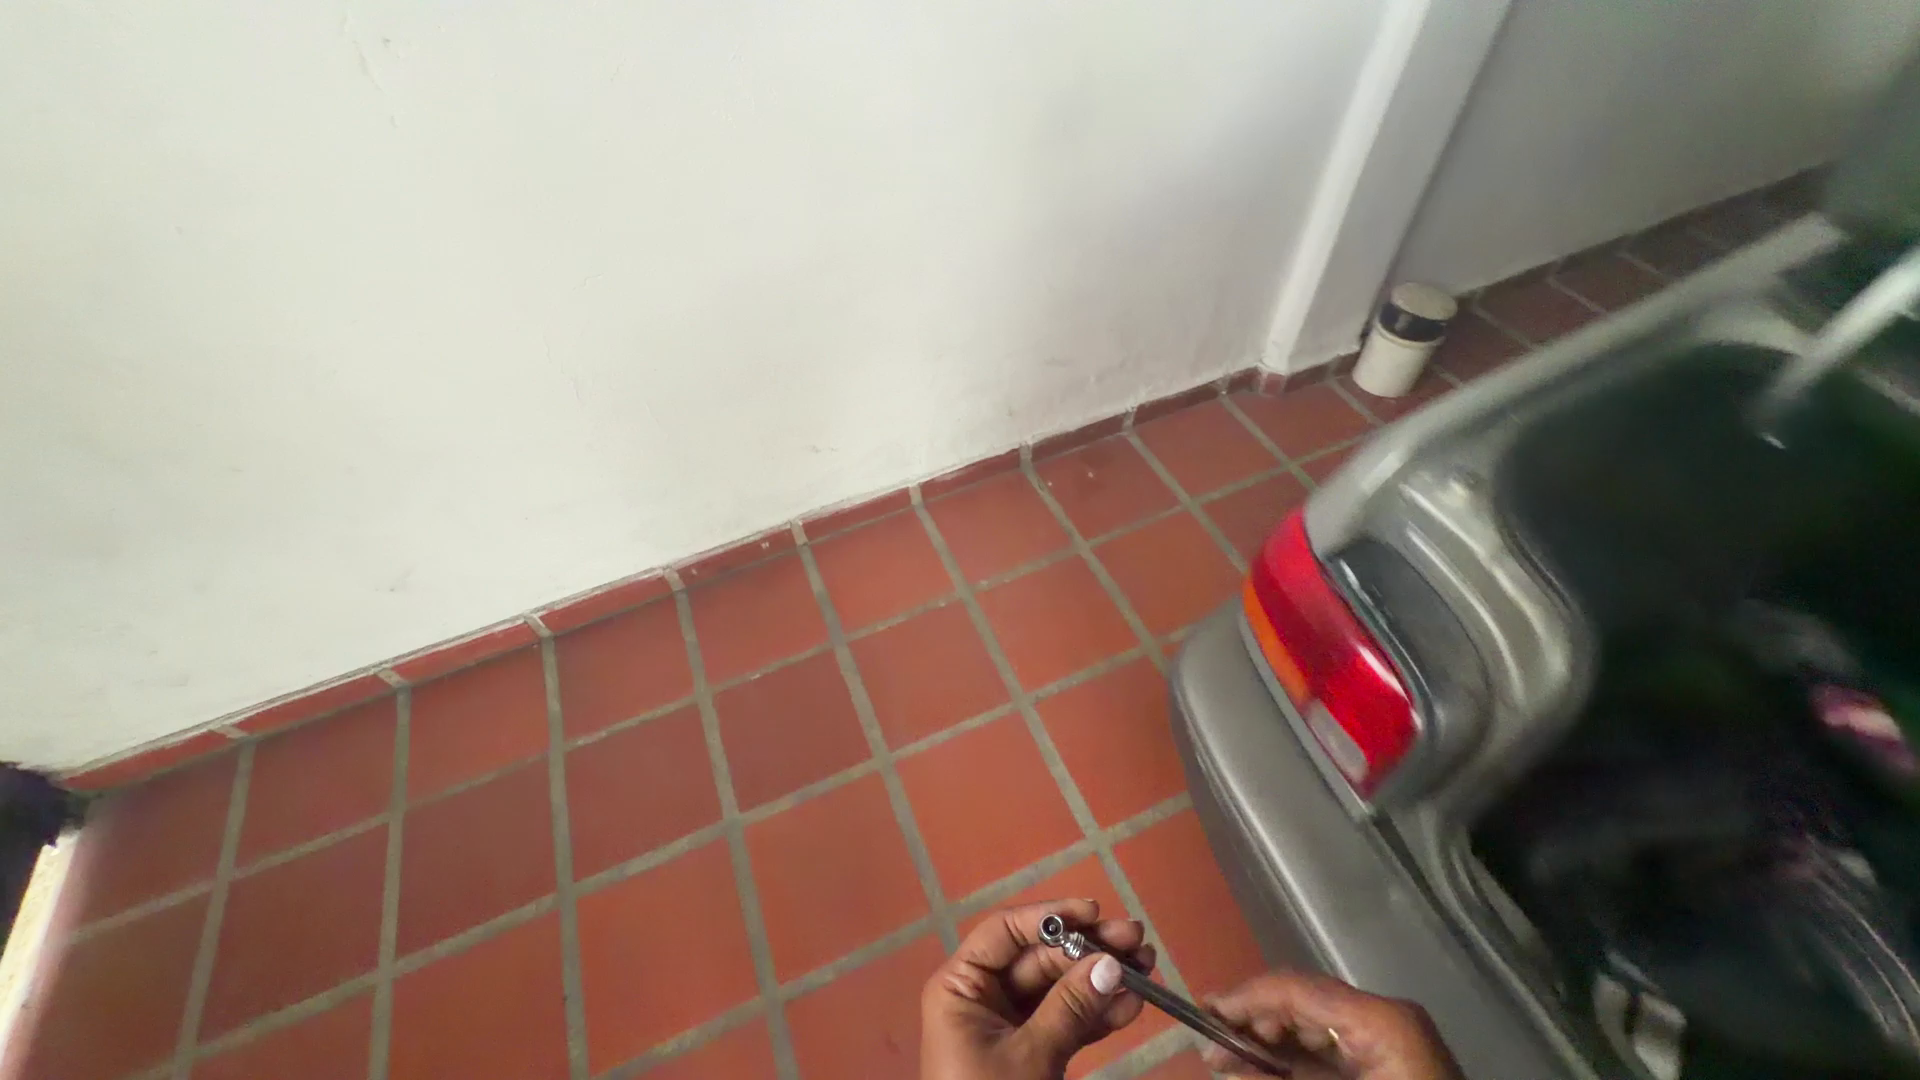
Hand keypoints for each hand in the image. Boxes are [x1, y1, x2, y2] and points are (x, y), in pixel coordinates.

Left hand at [921, 900, 1156, 1079]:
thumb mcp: (1029, 1059)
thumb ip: (1070, 1008)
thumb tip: (1111, 963)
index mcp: (961, 987)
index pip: (1005, 932)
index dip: (1049, 917)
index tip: (1093, 911)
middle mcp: (984, 998)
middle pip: (1040, 958)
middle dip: (1088, 949)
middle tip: (1137, 939)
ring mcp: (1010, 1027)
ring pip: (1060, 989)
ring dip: (1102, 979)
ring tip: (1148, 966)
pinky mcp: (1034, 1054)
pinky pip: (1068, 1022)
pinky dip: (1098, 1014)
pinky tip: (1133, 1004)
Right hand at [1203, 973, 1463, 1079]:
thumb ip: (1279, 1076)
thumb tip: (1219, 1057)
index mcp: (1381, 1019)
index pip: (1296, 988)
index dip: (1244, 998)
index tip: (1204, 1013)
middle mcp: (1386, 1016)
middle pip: (1302, 1001)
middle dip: (1253, 1021)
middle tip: (1211, 1046)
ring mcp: (1391, 1039)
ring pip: (1313, 1023)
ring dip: (1270, 1040)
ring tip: (1229, 1059)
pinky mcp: (1390, 1060)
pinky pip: (1331, 1049)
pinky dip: (1296, 1058)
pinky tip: (1265, 1067)